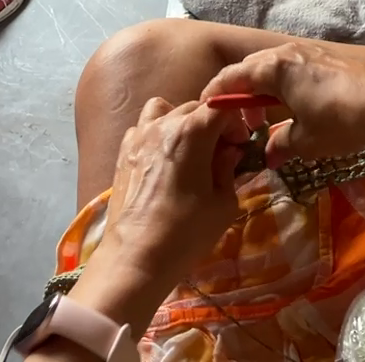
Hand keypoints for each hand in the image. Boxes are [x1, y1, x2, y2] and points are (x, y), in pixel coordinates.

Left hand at [68, 98, 249, 329]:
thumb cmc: (186, 232)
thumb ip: (229, 170)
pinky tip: (161, 160)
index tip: (240, 146)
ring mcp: (140, 135)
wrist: (136, 257)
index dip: (236, 122)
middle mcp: (165, 123)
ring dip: (182, 121)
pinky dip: (156, 133)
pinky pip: (143, 127)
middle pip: (196, 107)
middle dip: (213, 124)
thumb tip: (228, 153)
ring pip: (166, 108)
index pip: (222, 107)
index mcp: (193, 132)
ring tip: (188, 149)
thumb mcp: (223, 204)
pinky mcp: (124, 151)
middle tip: (220, 154)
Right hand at [200, 42, 364, 164]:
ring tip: (270, 115)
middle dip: (241, 92)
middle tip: (242, 120)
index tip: (205, 109)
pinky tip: (295, 104)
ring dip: (264, 88)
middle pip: (251, 67)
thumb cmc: (339, 120)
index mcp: (273, 68)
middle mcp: (286, 53)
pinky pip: (293, 67)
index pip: (232, 77)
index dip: (217, 93)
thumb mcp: (306, 141)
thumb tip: (269, 155)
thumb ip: (281, 144)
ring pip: (274, 66)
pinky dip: (284, 83)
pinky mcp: (327, 58)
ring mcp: (309, 52)